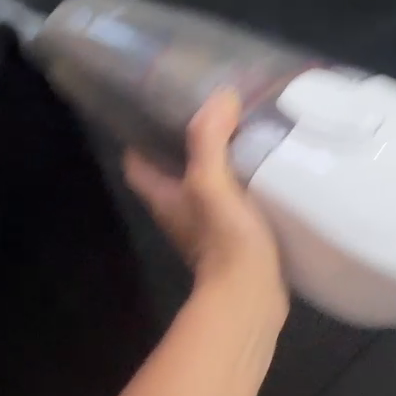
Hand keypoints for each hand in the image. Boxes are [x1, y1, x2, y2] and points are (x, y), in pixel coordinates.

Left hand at [124, 91, 285, 321]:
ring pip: (198, 185)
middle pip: (167, 171)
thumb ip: (208, 141)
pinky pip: (226, 201)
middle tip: (206, 113)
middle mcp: (175, 210)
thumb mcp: (211, 182)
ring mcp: (201, 227)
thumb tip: (218, 97)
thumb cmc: (223, 239)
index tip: (156, 110)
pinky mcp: (229, 238)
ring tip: (236, 131)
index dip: (139, 137)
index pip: (135, 162)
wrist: (251, 298)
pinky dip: (237, 183)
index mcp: (160, 196)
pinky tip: (259, 167)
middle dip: (180, 144)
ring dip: (213, 162)